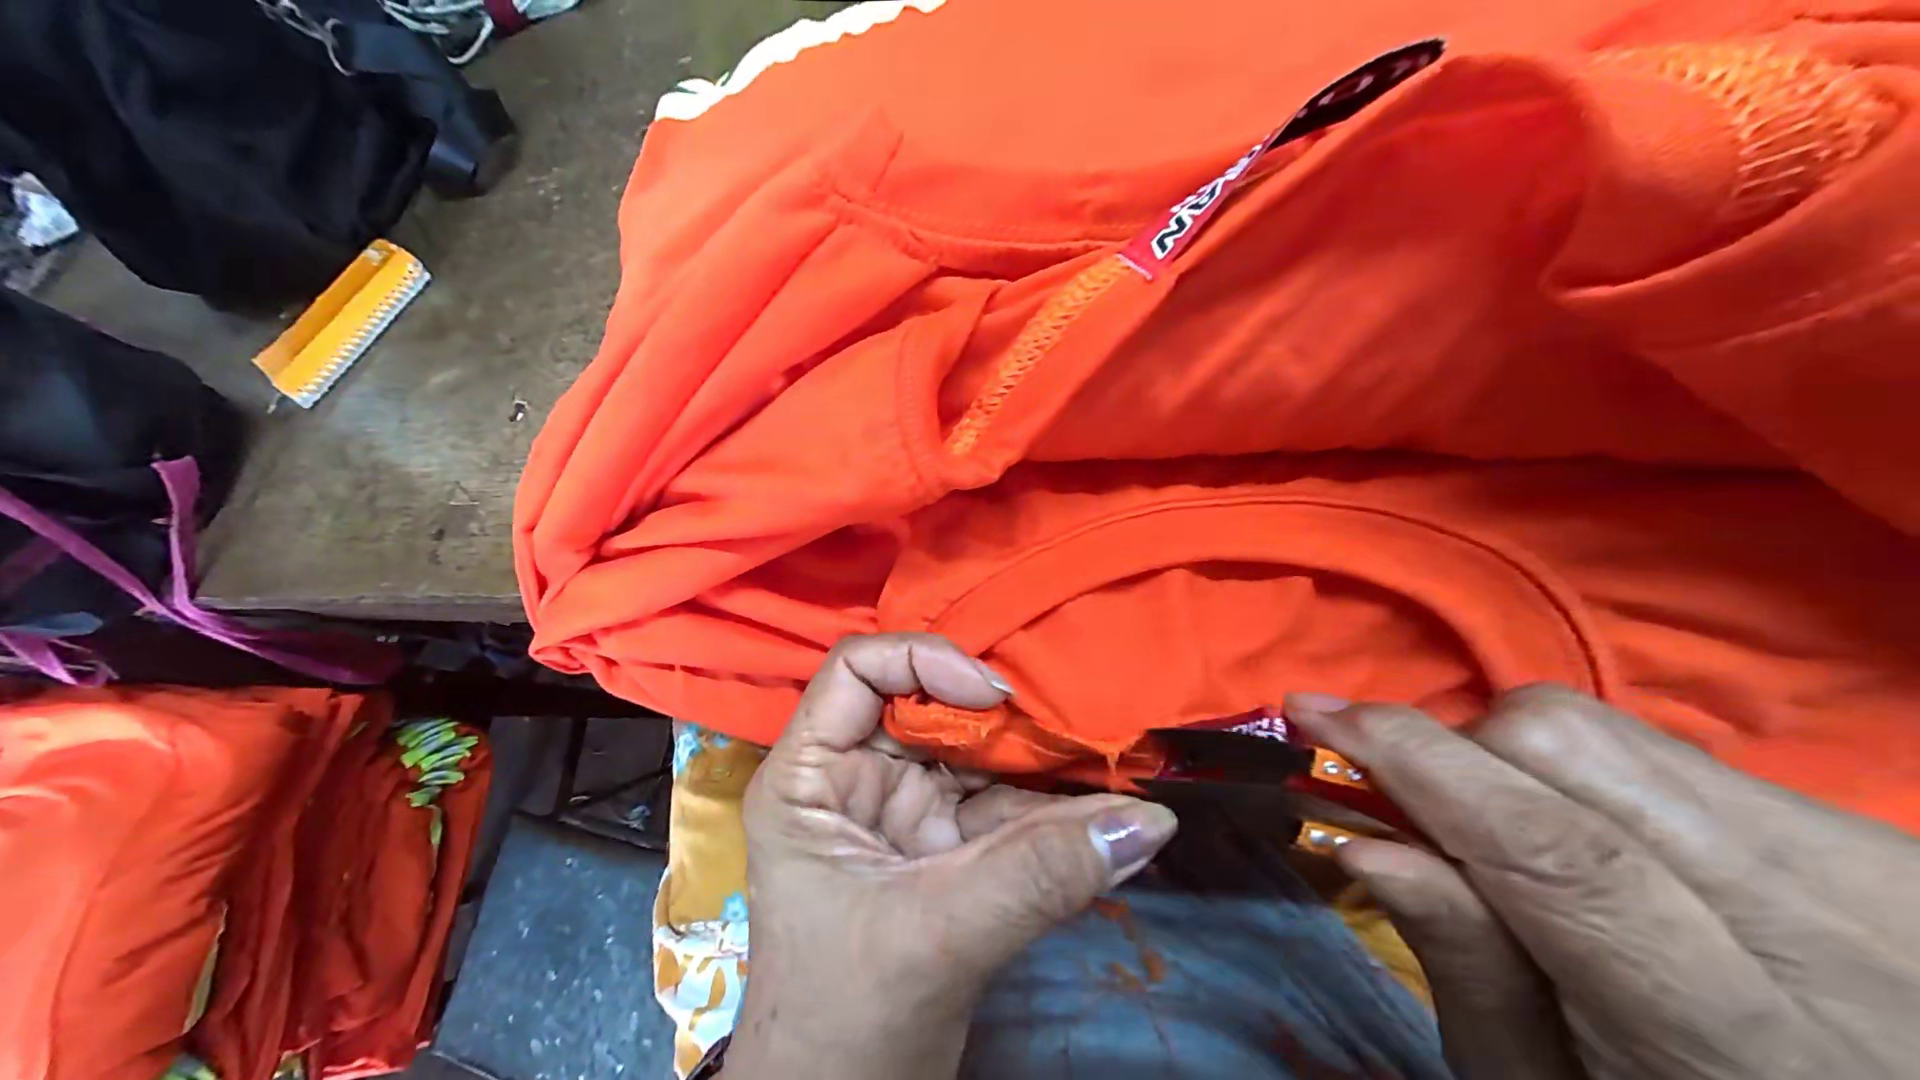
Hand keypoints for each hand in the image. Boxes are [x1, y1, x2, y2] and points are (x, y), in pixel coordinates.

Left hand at [724, 634, 1178, 1079]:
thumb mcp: (933, 936)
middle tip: (1075, 723)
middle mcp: (856, 779)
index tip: (993, 697)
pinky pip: (1006, 811)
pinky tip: (1113, 813)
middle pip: (931, 708)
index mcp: (810, 777)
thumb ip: (1038, 876)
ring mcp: (905, 812)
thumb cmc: (846, 1022)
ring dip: (1042, 764)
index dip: (924, 661)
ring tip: (1113, 758)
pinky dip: (1056, 815)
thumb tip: (1145, 822)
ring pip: (978, 759)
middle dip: (1001, 717)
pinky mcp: (946, 849)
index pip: (858, 671)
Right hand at [1284, 685, 1919, 1079]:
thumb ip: (1459, 965)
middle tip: (1409, 798)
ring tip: (1503, 824)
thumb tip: (1357, 843)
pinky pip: (1658, 745)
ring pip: (1607, 727)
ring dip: (1506, 754)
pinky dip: (1578, 768)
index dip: (1417, 763)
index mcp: (1742, 1047)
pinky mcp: (1867, 830)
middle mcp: (1833, 934)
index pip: (1555, 855)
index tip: (1312, 714)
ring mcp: (1871, 866)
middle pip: (1570, 749)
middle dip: (1448, 749)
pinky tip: (1595, 832)